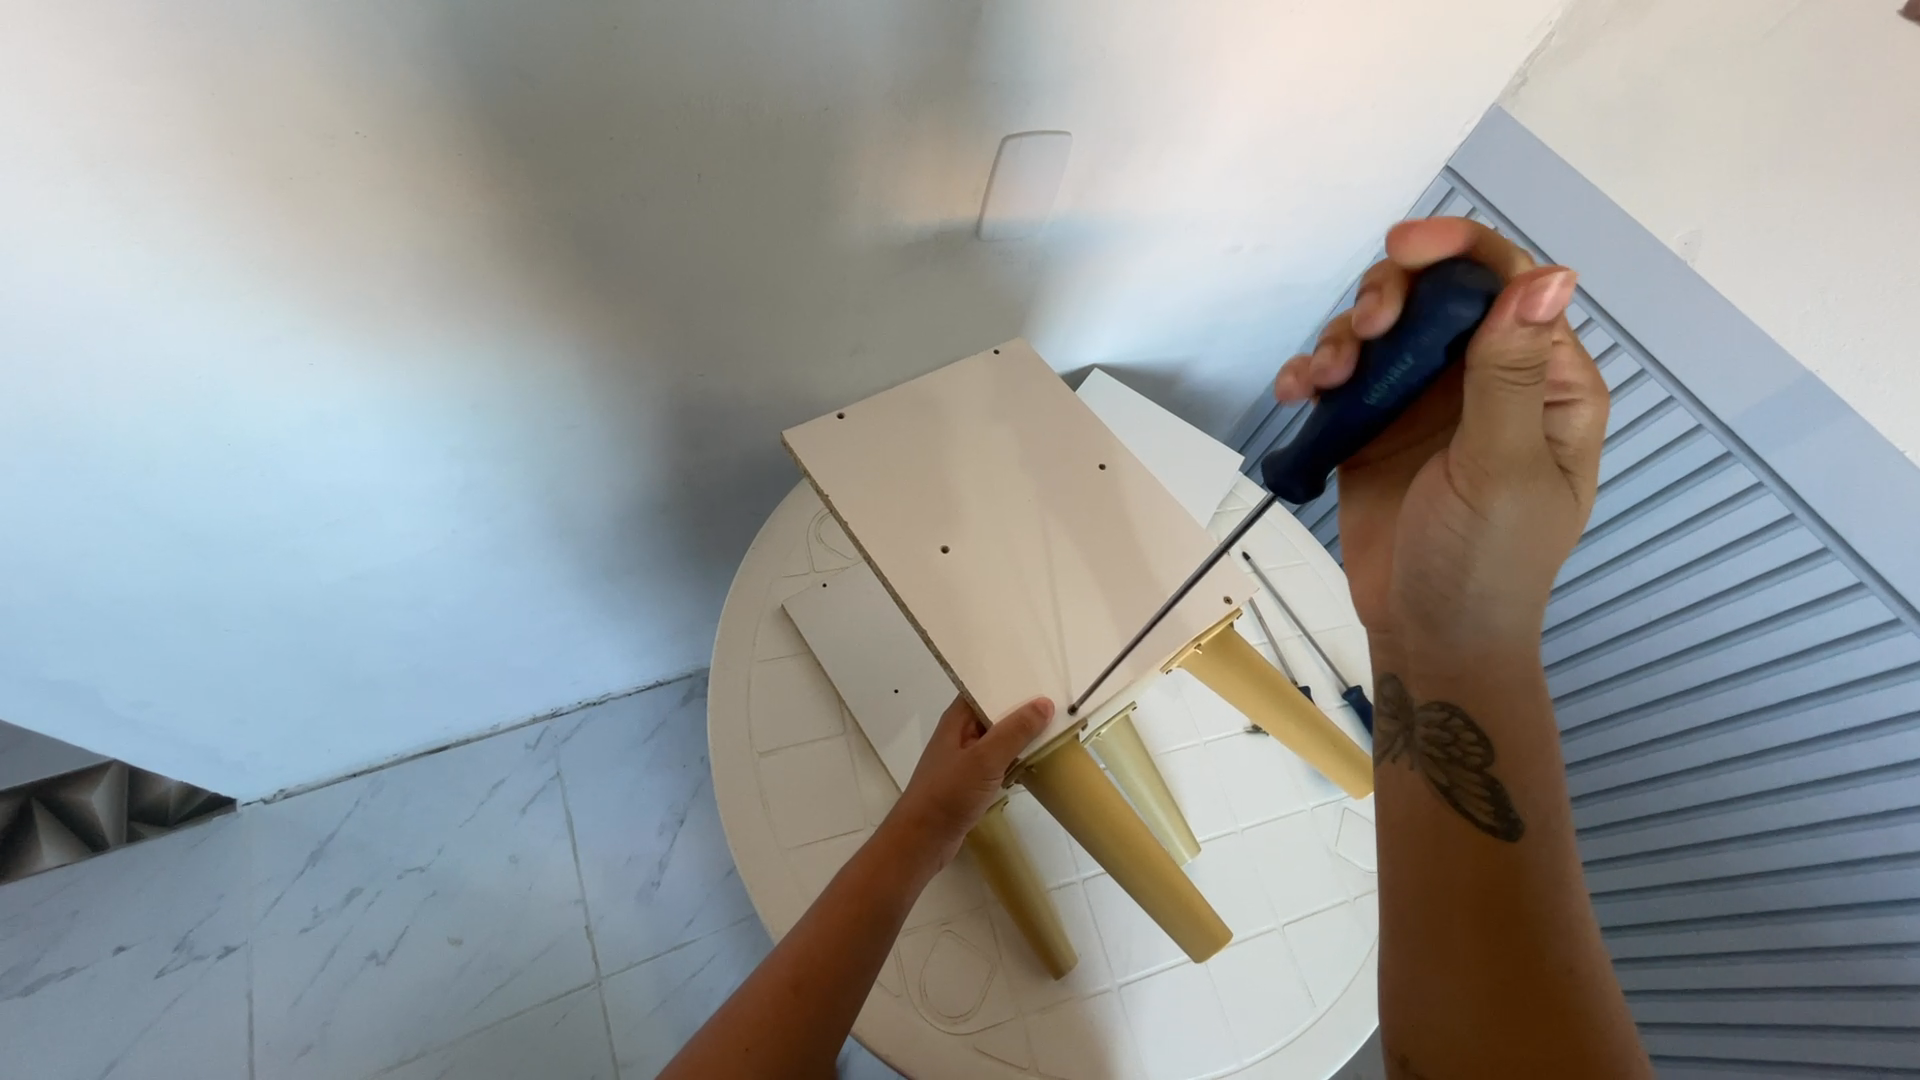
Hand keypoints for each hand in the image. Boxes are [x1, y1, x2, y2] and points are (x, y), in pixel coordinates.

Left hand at [885, 695, 1053, 869]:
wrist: (923, 839)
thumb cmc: (949, 793)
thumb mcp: (985, 759)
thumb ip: (1015, 731)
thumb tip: (1044, 703)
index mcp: (958, 718)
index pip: (986, 687)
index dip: (1011, 681)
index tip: (1043, 675)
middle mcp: (960, 732)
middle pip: (995, 712)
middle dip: (1023, 708)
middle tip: (1060, 702)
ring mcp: (966, 756)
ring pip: (999, 737)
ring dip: (1022, 735)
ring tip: (1057, 726)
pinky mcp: (971, 779)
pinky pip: (998, 760)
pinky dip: (1015, 758)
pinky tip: (1036, 759)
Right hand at [1272, 218, 1608, 669]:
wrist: (1426, 629)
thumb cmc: (1485, 558)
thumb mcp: (1504, 468)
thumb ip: (1511, 377)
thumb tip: (1546, 276)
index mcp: (1542, 381)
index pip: (1506, 287)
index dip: (1456, 253)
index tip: (1400, 249)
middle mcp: (1478, 380)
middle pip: (1430, 300)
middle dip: (1387, 300)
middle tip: (1358, 336)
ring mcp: (1417, 406)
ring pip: (1375, 336)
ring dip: (1339, 341)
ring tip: (1319, 382)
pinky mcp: (1366, 432)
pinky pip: (1337, 384)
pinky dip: (1310, 377)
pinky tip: (1295, 394)